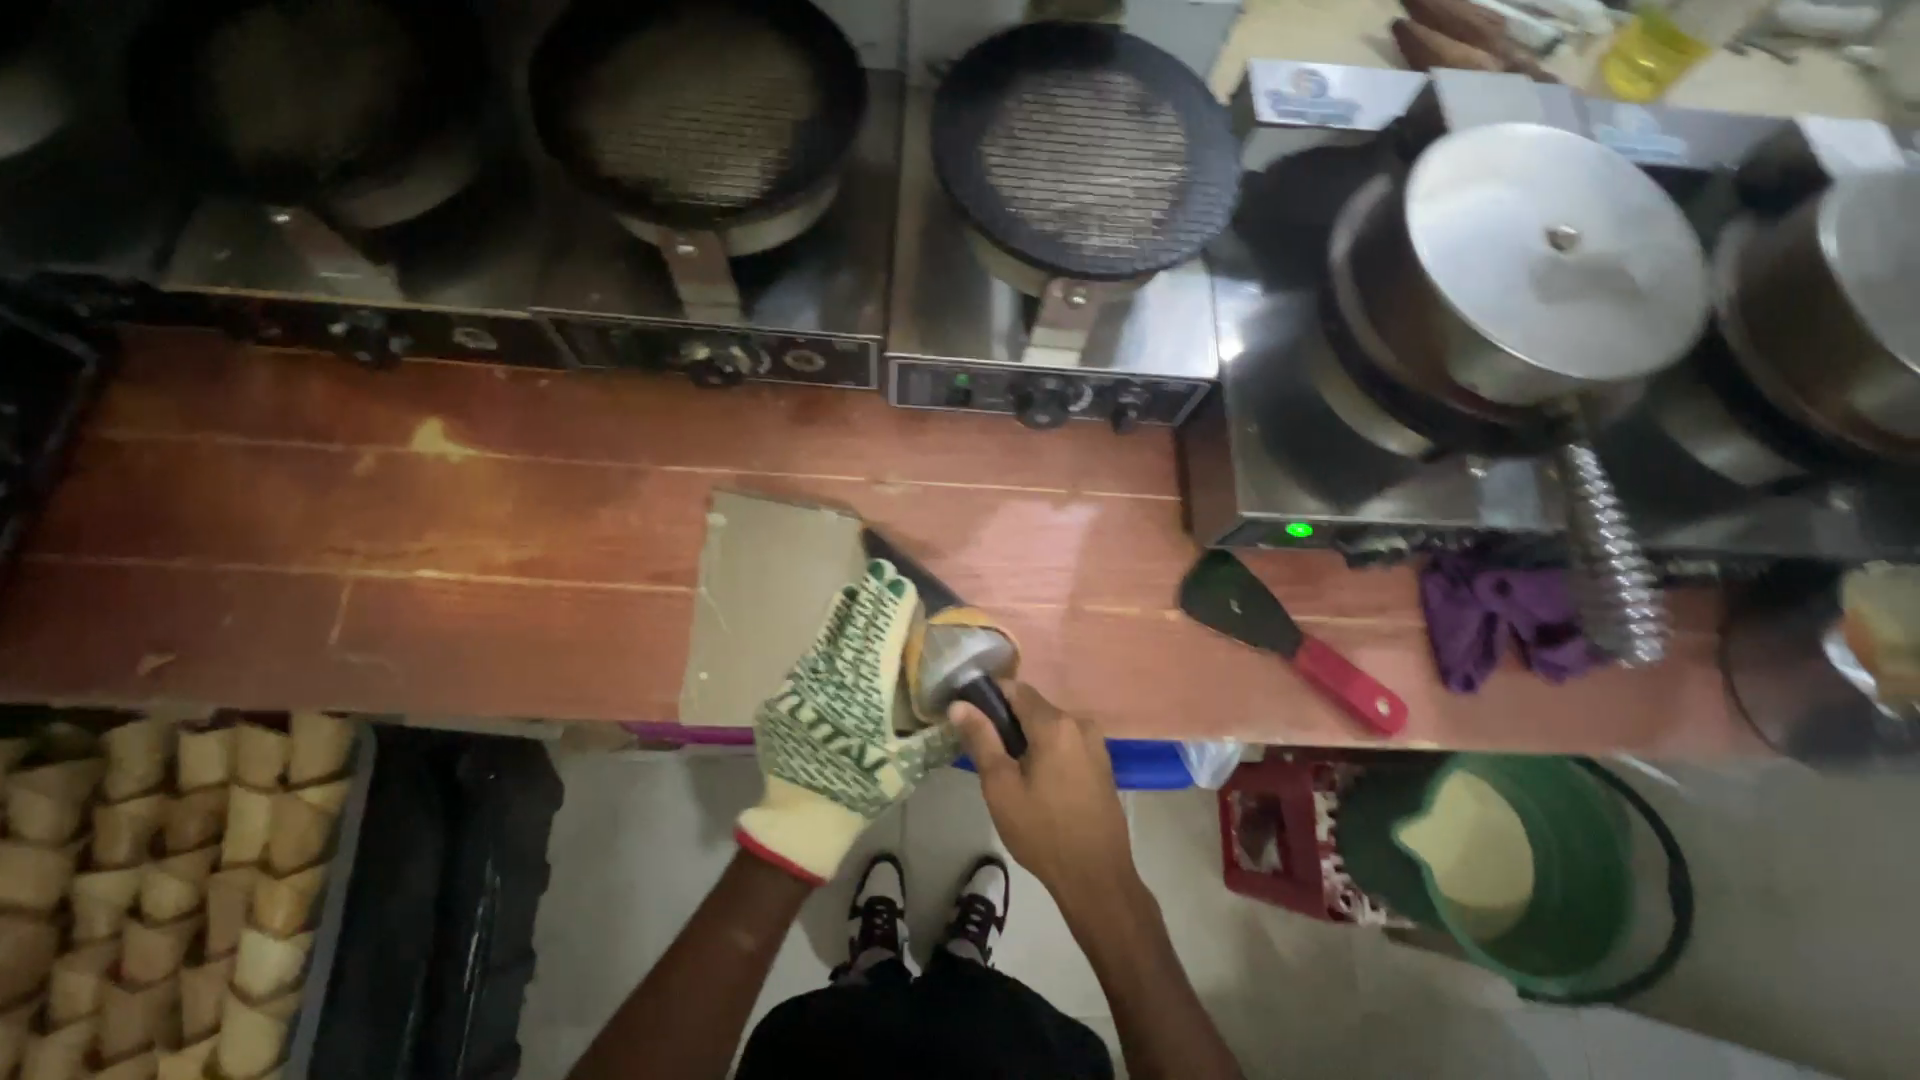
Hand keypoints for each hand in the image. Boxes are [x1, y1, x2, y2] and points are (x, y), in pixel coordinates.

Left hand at [736, 559, 962, 885]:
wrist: (800, 818)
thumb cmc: (860, 788)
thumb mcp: (907, 766)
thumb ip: (939, 737)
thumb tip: (967, 713)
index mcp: (864, 690)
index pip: (880, 636)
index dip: (891, 608)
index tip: (900, 584)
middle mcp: (829, 678)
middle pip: (849, 628)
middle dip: (867, 603)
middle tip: (878, 577)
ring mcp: (799, 686)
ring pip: (823, 641)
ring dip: (842, 620)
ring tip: (855, 598)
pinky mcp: (780, 700)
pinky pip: (806, 665)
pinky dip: (823, 650)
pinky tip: (830, 646)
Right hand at [950, 681, 1139, 911]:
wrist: (1096, 876)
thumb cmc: (1042, 831)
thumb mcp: (1001, 787)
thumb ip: (981, 740)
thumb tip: (960, 705)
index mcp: (1055, 725)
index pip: (1016, 689)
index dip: (988, 696)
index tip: (968, 717)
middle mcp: (1081, 724)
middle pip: (1034, 708)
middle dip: (1007, 722)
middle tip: (984, 754)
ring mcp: (1096, 744)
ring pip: (1050, 727)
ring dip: (1026, 739)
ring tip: (1007, 773)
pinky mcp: (1102, 764)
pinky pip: (1066, 743)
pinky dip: (1046, 751)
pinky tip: (1035, 783)